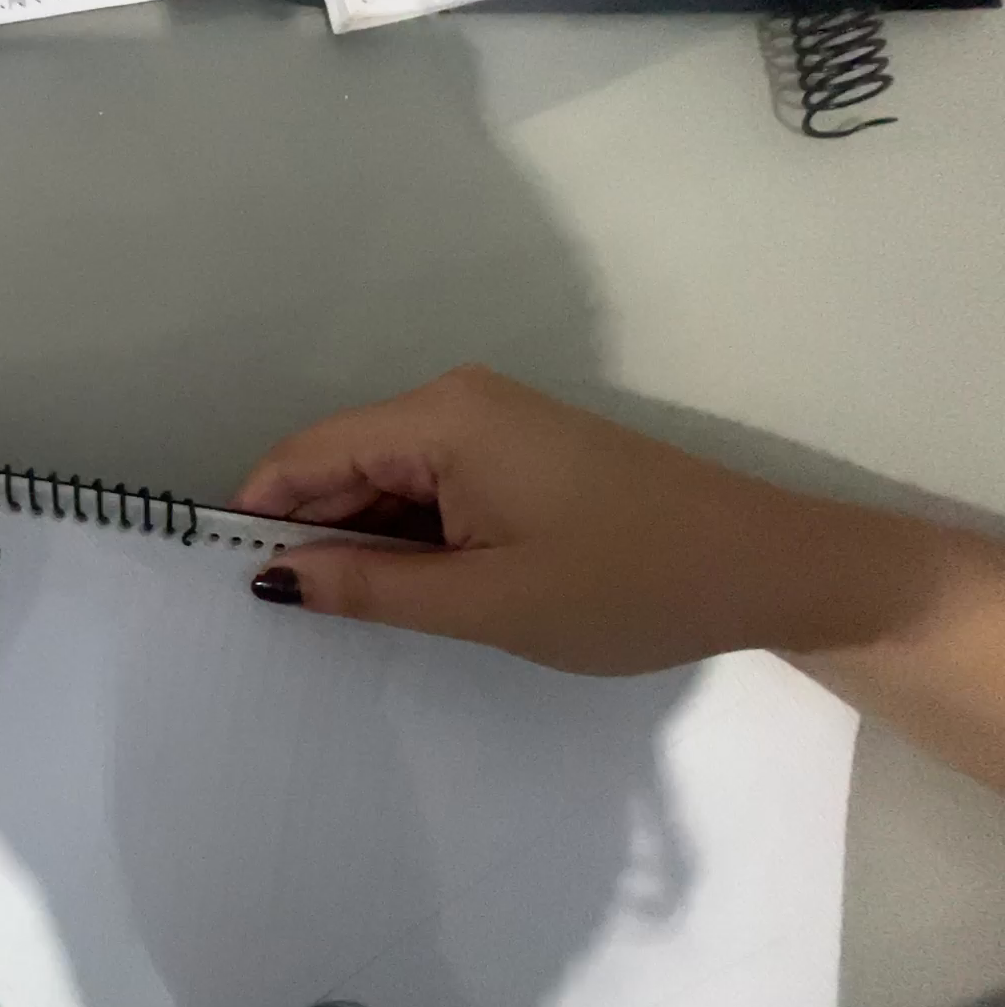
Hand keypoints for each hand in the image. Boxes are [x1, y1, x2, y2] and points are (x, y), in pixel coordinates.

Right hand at [233, 366, 934, 674]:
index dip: (259, 507)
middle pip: (338, 461)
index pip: (308, 454)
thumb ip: (366, 586)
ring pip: (375, 476)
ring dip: (356, 534)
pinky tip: (409, 576)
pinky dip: (396, 530)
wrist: (776, 571)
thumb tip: (270, 578)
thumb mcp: (484, 600)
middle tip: (294, 604)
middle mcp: (450, 402)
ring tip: (357, 599)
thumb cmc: (628, 583)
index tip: (230, 569)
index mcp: (440, 420)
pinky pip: (416, 483)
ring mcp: (477, 422)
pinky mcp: (499, 448)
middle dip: (309, 527)